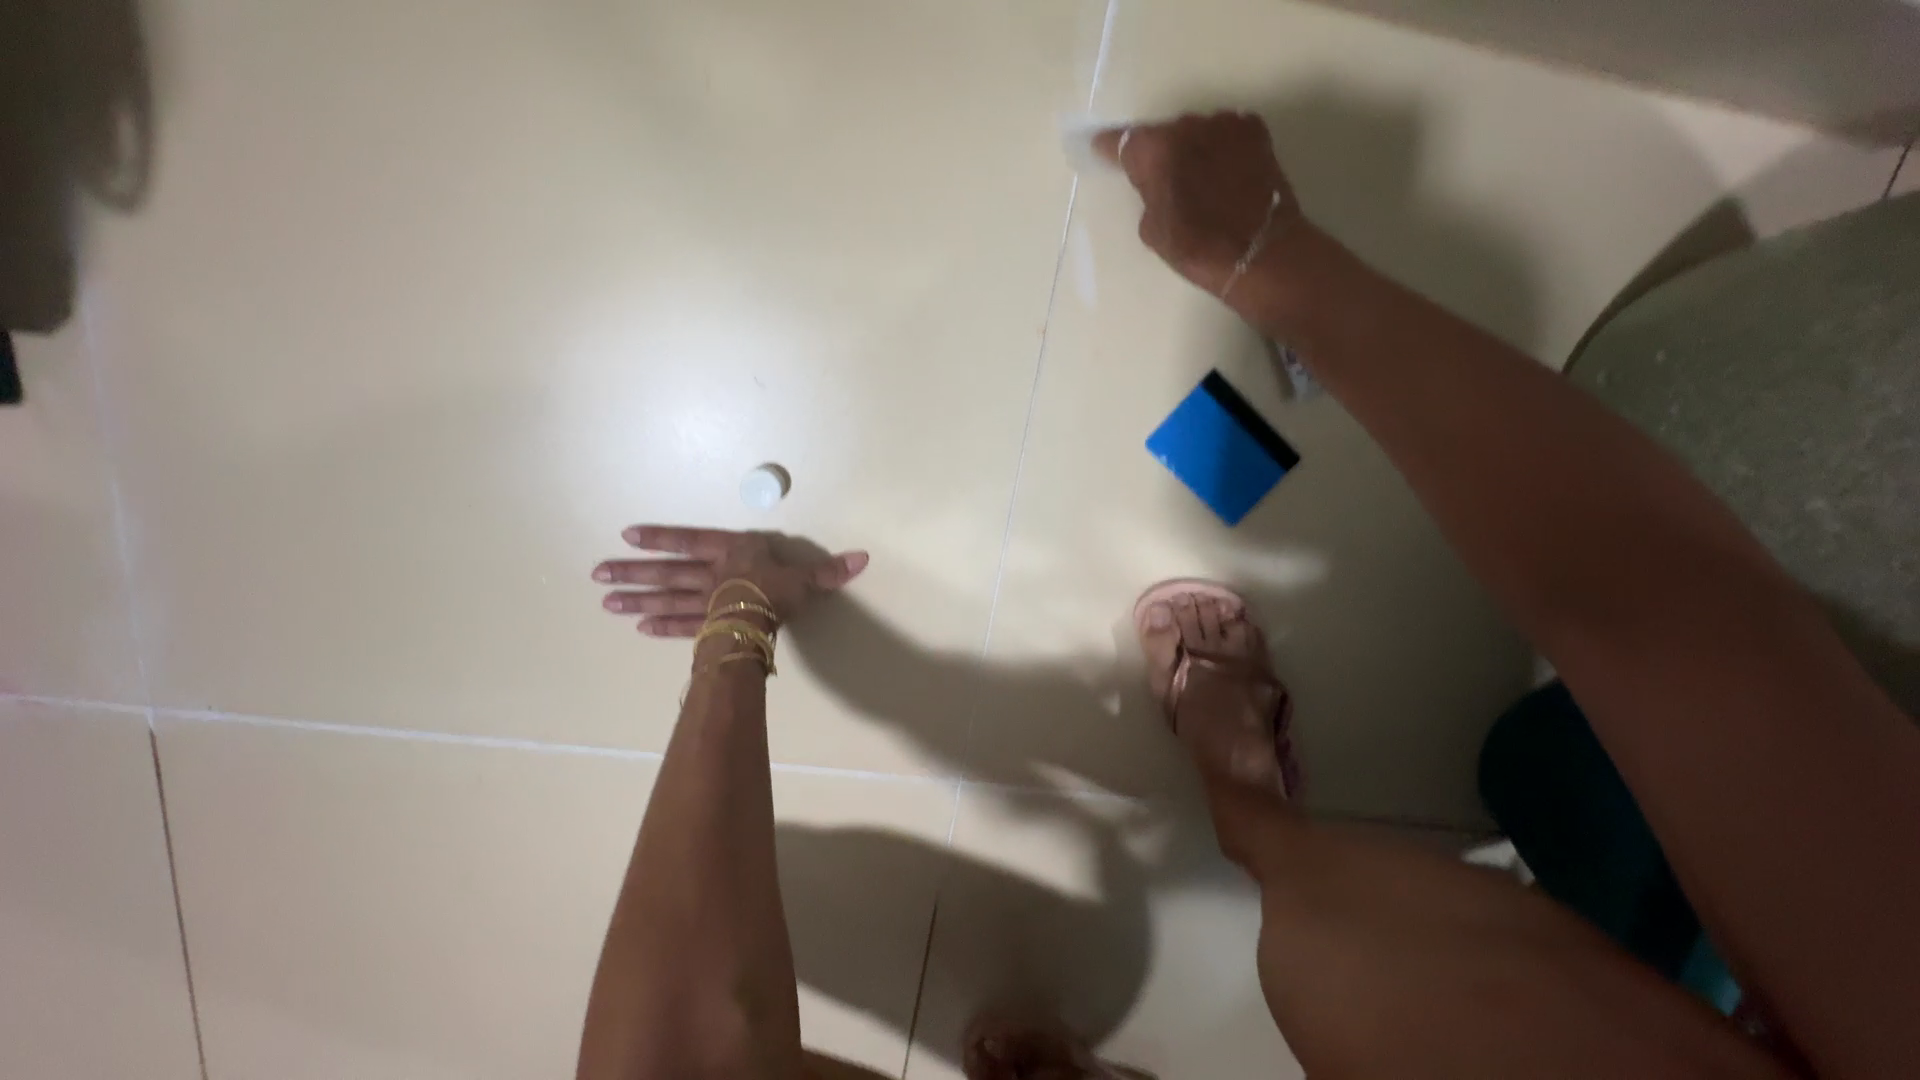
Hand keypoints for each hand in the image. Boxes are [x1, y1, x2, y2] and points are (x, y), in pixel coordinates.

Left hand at [594, 525, 869, 635]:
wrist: (759, 616)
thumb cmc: (779, 590)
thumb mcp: (806, 577)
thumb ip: (828, 571)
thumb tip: (864, 558)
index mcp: (731, 553)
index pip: (690, 541)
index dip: (661, 538)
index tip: (627, 535)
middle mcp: (710, 574)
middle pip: (666, 571)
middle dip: (632, 572)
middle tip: (597, 573)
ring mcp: (703, 602)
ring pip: (664, 597)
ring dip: (635, 598)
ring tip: (605, 601)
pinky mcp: (704, 627)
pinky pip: (679, 626)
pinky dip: (660, 625)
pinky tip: (638, 627)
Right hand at [1093, 112, 1306, 304]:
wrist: (1260, 252)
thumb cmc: (1197, 247)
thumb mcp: (1152, 229)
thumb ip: (1147, 193)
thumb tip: (1156, 181)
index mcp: (1156, 150)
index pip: (1122, 141)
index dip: (1110, 147)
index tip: (1101, 149)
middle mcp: (1188, 126)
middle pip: (1163, 133)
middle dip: (1158, 152)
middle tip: (1159, 177)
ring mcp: (1225, 124)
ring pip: (1195, 132)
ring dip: (1190, 149)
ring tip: (1195, 177)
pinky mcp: (1255, 131)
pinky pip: (1224, 134)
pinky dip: (1217, 148)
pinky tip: (1221, 171)